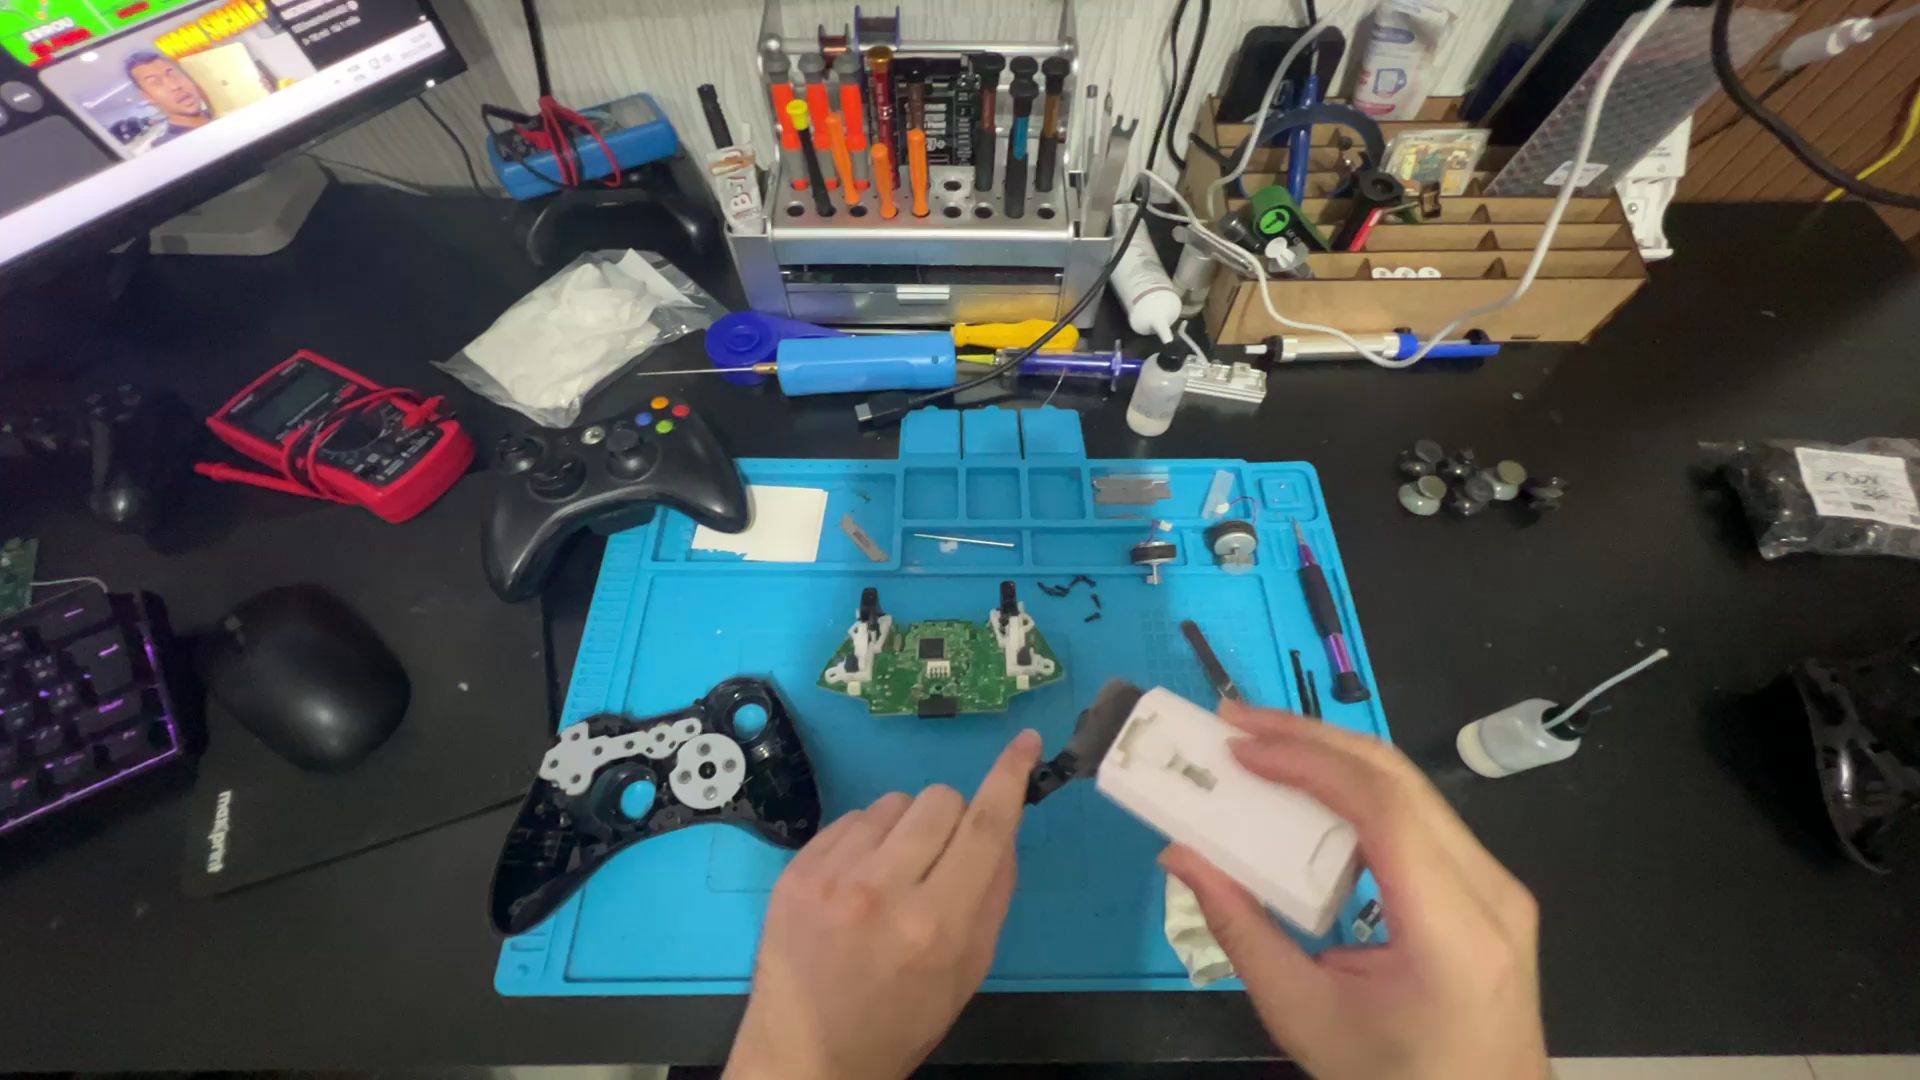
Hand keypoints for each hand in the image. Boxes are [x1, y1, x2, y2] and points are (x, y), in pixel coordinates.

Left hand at [724, 729, 1042, 1079]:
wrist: (806, 1058)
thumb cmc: (901, 1021)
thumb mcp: (967, 971)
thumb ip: (994, 893)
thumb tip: (1004, 826)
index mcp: (936, 925)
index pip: (986, 827)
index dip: (1010, 776)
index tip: (1026, 742)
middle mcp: (883, 891)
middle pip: (940, 799)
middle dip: (952, 819)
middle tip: (939, 859)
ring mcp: (832, 876)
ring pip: (894, 802)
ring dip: (905, 829)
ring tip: (890, 875)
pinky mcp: (797, 869)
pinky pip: (851, 819)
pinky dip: (865, 840)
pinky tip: (854, 882)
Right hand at [1161, 702, 1548, 1079]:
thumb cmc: (1393, 1077)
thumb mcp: (1302, 1015)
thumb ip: (1238, 929)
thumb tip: (1179, 854)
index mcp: (1452, 928)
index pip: (1384, 808)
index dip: (1308, 762)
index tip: (1240, 750)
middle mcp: (1487, 889)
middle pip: (1396, 776)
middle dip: (1308, 734)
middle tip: (1236, 721)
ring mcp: (1492, 881)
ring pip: (1405, 781)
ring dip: (1327, 749)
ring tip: (1261, 739)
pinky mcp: (1480, 883)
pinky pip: (1410, 807)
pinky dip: (1349, 780)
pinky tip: (1304, 780)